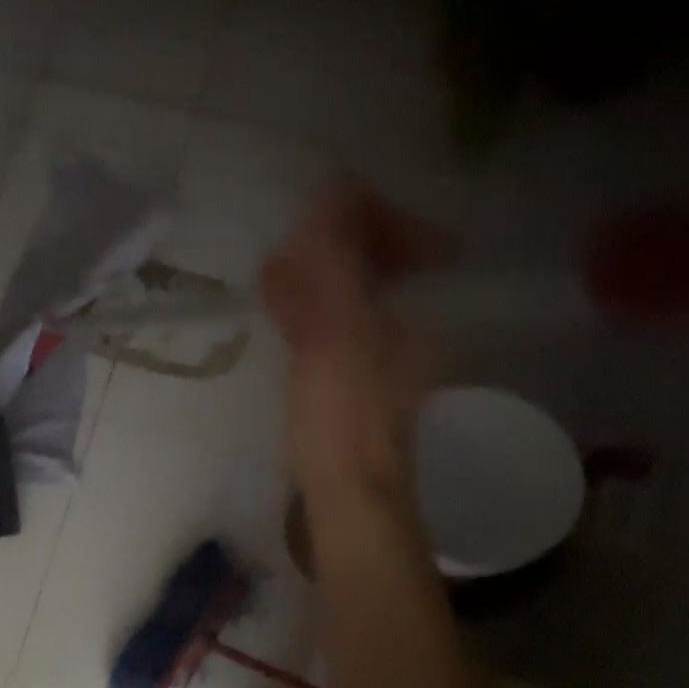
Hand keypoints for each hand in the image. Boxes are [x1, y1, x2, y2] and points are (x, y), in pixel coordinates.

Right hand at [260, 181, 453, 502]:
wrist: (346, 504)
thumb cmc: (345, 416)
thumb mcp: (339, 329)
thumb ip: (336, 260)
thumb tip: (333, 183)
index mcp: (416, 313)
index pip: (397, 240)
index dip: (358, 217)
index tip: (310, 216)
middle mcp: (405, 334)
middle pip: (371, 273)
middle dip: (330, 251)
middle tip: (287, 245)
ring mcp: (375, 367)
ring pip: (345, 307)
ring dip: (311, 285)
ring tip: (272, 275)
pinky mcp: (345, 396)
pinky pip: (326, 339)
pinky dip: (302, 320)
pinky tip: (277, 318)